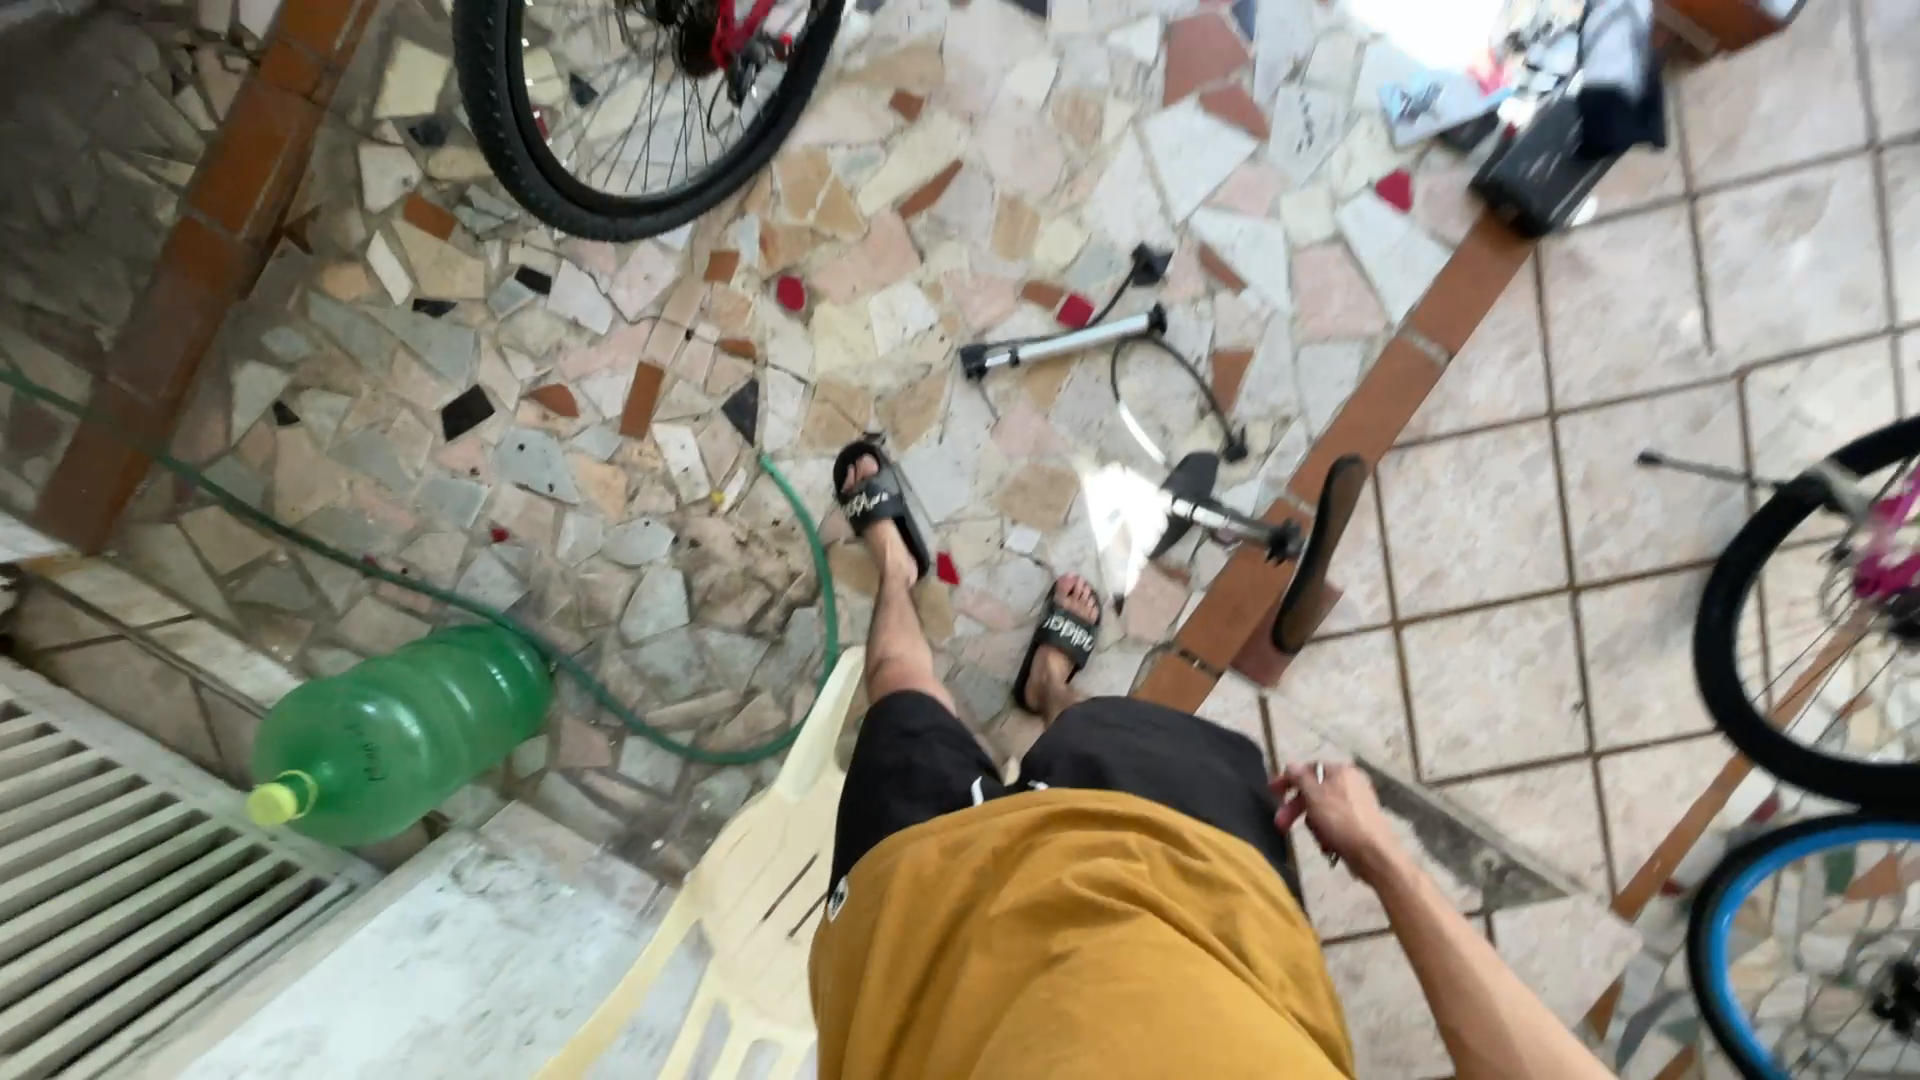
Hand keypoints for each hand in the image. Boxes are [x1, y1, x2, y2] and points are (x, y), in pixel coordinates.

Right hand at [1270, 762, 1407, 885]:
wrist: (1375, 855)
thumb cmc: (1341, 820)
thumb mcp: (1314, 795)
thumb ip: (1299, 777)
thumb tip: (1291, 765)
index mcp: (1342, 771)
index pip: (1308, 769)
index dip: (1288, 780)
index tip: (1272, 792)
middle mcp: (1351, 784)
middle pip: (1313, 791)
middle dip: (1296, 808)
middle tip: (1280, 822)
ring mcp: (1357, 804)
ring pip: (1321, 809)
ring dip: (1313, 824)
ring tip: (1317, 838)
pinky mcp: (1360, 824)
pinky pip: (1334, 822)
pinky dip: (1327, 832)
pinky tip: (1327, 844)